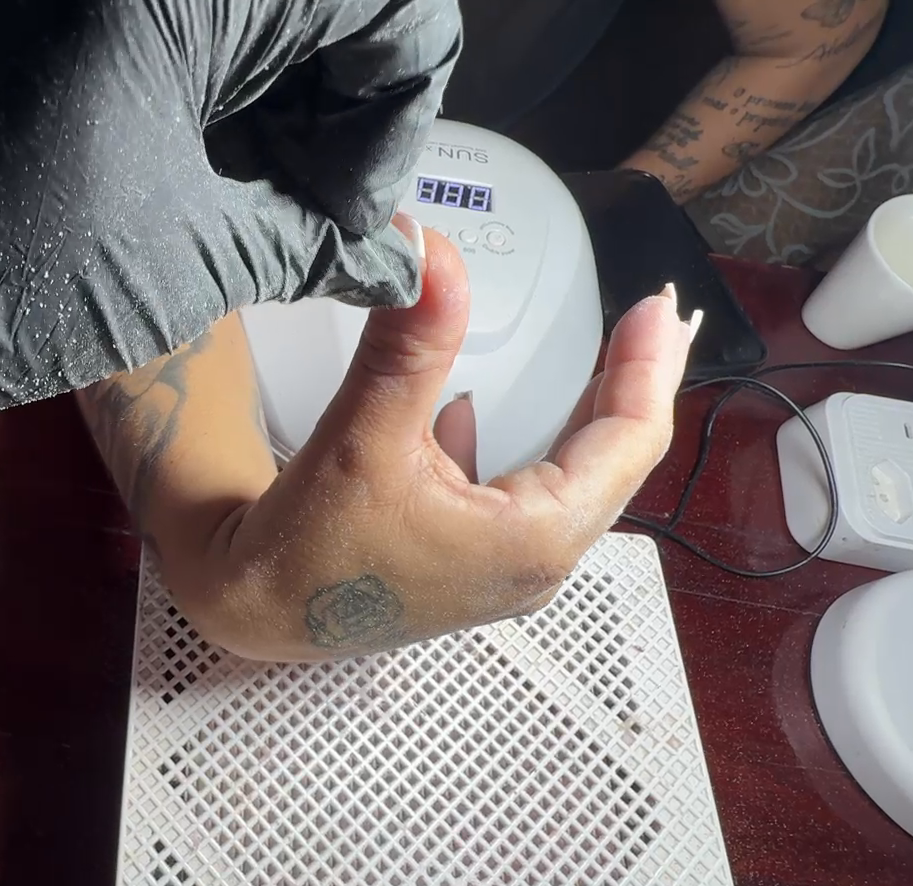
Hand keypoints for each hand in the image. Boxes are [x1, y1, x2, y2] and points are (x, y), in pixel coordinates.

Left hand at [0, 0, 460, 604]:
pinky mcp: (48, 16)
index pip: (380, 1)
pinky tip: (214, 177)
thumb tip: (393, 254)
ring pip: (241, 20)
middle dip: (333, 114)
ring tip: (269, 212)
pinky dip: (214, 99)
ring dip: (275, 111)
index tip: (358, 209)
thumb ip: (310, 238)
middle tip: (319, 215)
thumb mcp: (191, 263)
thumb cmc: (15, 288)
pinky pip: (171, 32)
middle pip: (306, 6)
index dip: (394, 108)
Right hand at [209, 221, 692, 658]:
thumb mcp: (364, 438)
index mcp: (535, 538)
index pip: (629, 441)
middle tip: (645, 324)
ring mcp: (500, 579)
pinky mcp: (463, 578)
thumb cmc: (309, 545)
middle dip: (626, 389)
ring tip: (593, 368)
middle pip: (608, 466)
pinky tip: (472, 422)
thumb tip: (430, 245)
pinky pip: (515, 507)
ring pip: (564, 488)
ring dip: (575, 423)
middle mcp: (534, 568)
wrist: (256, 614)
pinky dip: (513, 455)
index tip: (657, 304)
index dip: (649, 365)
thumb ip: (410, 345)